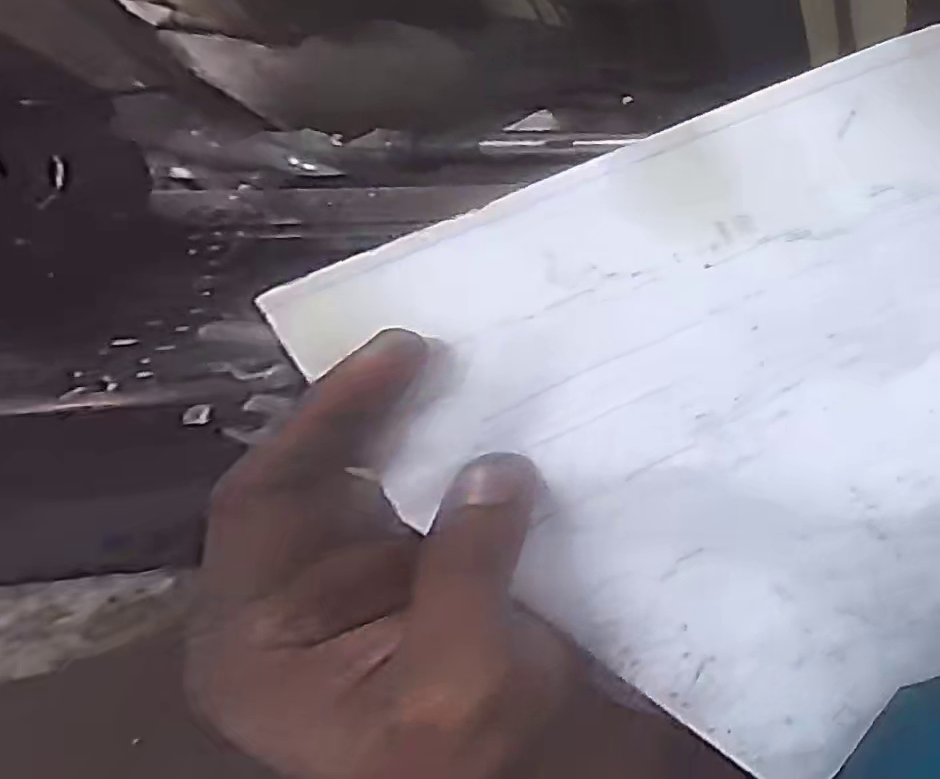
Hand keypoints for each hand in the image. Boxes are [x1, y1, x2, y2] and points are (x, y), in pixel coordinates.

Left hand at [187, 330, 575, 778]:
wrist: (530, 771)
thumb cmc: (470, 751)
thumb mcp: (455, 679)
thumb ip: (463, 572)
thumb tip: (493, 466)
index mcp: (265, 635)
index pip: (270, 499)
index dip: (328, 417)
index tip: (400, 354)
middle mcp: (307, 596)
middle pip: (320, 476)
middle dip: (370, 406)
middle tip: (429, 345)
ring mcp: (377, 576)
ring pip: (384, 478)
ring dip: (422, 422)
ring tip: (466, 369)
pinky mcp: (439, 564)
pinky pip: (445, 492)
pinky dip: (470, 452)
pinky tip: (504, 424)